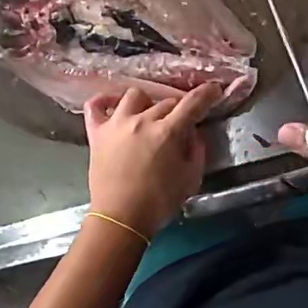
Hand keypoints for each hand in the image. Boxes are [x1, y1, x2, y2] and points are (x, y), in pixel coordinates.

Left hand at [84, 84, 221, 235]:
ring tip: (147, 115)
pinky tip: (113, 106)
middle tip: (177, 123)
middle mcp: (142, 120)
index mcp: (168, 132)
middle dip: (176, 110)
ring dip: (146, 103)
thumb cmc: (159, 202)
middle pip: (165, 102)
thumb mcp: (190, 178)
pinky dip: (103, 101)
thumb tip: (194, 132)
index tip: (212, 89)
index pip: (192, 103)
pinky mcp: (96, 133)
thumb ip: (196, 150)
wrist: (121, 217)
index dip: (206, 93)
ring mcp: (116, 124)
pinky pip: (95, 106)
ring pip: (134, 96)